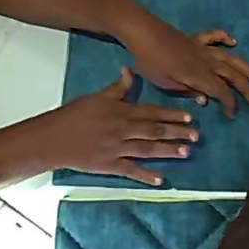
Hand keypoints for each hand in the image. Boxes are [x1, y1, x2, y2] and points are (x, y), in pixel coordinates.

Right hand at [25, 67, 197, 185]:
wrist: (51, 138)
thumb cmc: (74, 115)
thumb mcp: (98, 96)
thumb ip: (118, 86)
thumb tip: (130, 69)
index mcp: (122, 111)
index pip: (152, 112)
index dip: (172, 115)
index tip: (190, 117)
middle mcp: (123, 129)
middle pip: (154, 130)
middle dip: (177, 133)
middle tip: (196, 136)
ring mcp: (116, 148)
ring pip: (147, 149)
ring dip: (168, 151)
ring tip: (187, 152)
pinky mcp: (109, 165)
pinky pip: (130, 170)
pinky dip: (146, 175)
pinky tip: (161, 179)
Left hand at [119, 17, 248, 117]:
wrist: (143, 32)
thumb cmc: (150, 61)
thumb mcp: (164, 83)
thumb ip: (186, 91)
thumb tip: (206, 99)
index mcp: (198, 75)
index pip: (222, 91)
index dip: (231, 104)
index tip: (233, 115)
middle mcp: (207, 62)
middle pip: (232, 75)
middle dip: (245, 89)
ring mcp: (203, 48)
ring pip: (230, 58)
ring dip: (244, 67)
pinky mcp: (196, 38)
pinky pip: (215, 36)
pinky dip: (225, 38)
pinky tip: (233, 42)